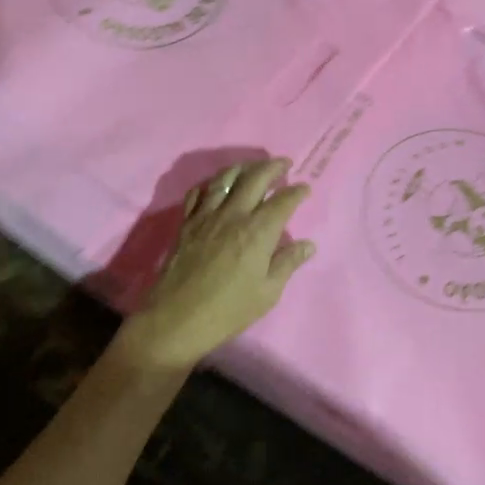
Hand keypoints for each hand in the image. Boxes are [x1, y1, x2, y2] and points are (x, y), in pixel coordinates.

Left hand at [115, 157, 316, 370]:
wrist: (176, 320)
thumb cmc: (228, 311)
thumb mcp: (267, 293)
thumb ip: (287, 263)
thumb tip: (308, 245)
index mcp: (258, 232)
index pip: (283, 201)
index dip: (296, 192)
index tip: (304, 188)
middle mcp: (233, 215)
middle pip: (254, 178)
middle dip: (272, 167)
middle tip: (283, 164)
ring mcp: (206, 217)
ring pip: (225, 179)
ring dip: (242, 168)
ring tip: (252, 167)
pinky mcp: (186, 224)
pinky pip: (197, 194)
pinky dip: (210, 185)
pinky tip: (215, 187)